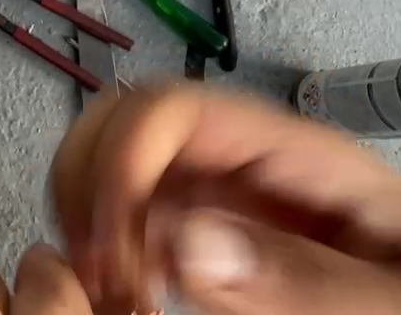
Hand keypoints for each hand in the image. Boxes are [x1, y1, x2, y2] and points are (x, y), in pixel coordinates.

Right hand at [50, 84, 400, 313]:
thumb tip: (184, 244)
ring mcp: (219, 196)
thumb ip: (316, 285)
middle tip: (99, 267)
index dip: (125, 154)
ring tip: (107, 287)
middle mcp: (243, 160)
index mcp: (299, 155)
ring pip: (109, 155)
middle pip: (125, 115)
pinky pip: (124, 212)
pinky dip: (98, 240)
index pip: (176, 107)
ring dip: (84, 206)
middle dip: (89, 174)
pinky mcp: (203, 235)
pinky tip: (118, 291)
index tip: (117, 245)